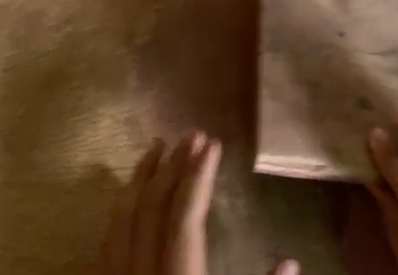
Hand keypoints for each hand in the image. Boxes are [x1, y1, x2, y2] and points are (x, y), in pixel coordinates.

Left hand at [98, 132, 298, 274]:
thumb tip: (291, 264)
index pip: (184, 217)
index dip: (197, 176)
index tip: (211, 143)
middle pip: (151, 212)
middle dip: (171, 169)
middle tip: (190, 136)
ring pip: (121, 224)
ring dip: (138, 182)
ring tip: (154, 150)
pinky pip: (105, 248)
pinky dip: (118, 215)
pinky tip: (125, 204)